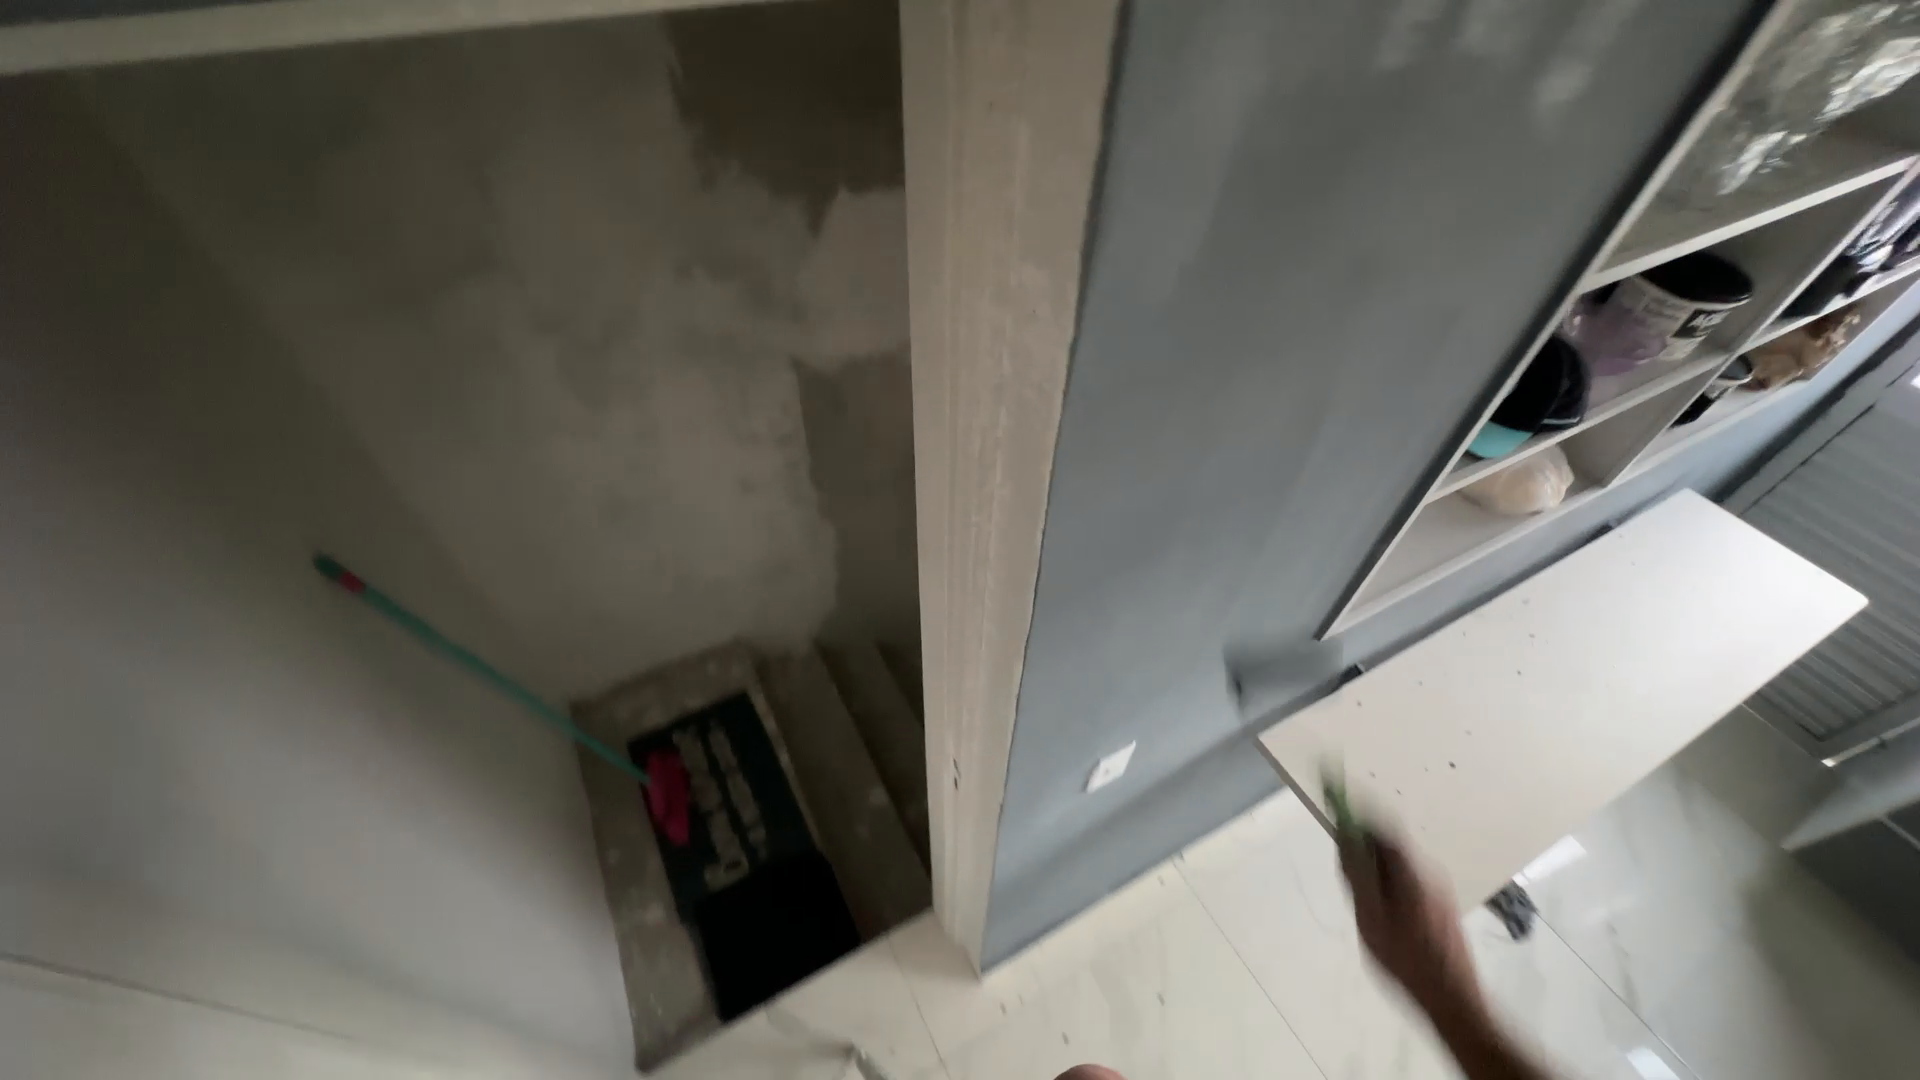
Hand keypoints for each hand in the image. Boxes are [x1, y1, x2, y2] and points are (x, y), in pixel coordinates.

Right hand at [1339, 831, 1482, 1017]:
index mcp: (1411, 871)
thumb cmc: (1405, 958)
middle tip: (1345, 868)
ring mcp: (1439, 893)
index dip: (1357, 815)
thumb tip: (1344, 836)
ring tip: (1363, 904)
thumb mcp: (1369, 914)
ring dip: (1375, 872)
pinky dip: (1388, 887)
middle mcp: (1429, 875)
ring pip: (1398, 868)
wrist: (1454, 1002)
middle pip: (1390, 847)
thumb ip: (1356, 873)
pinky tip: (1384, 919)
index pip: (1382, 828)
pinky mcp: (1442, 910)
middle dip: (1364, 848)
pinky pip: (1408, 884)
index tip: (1335, 811)